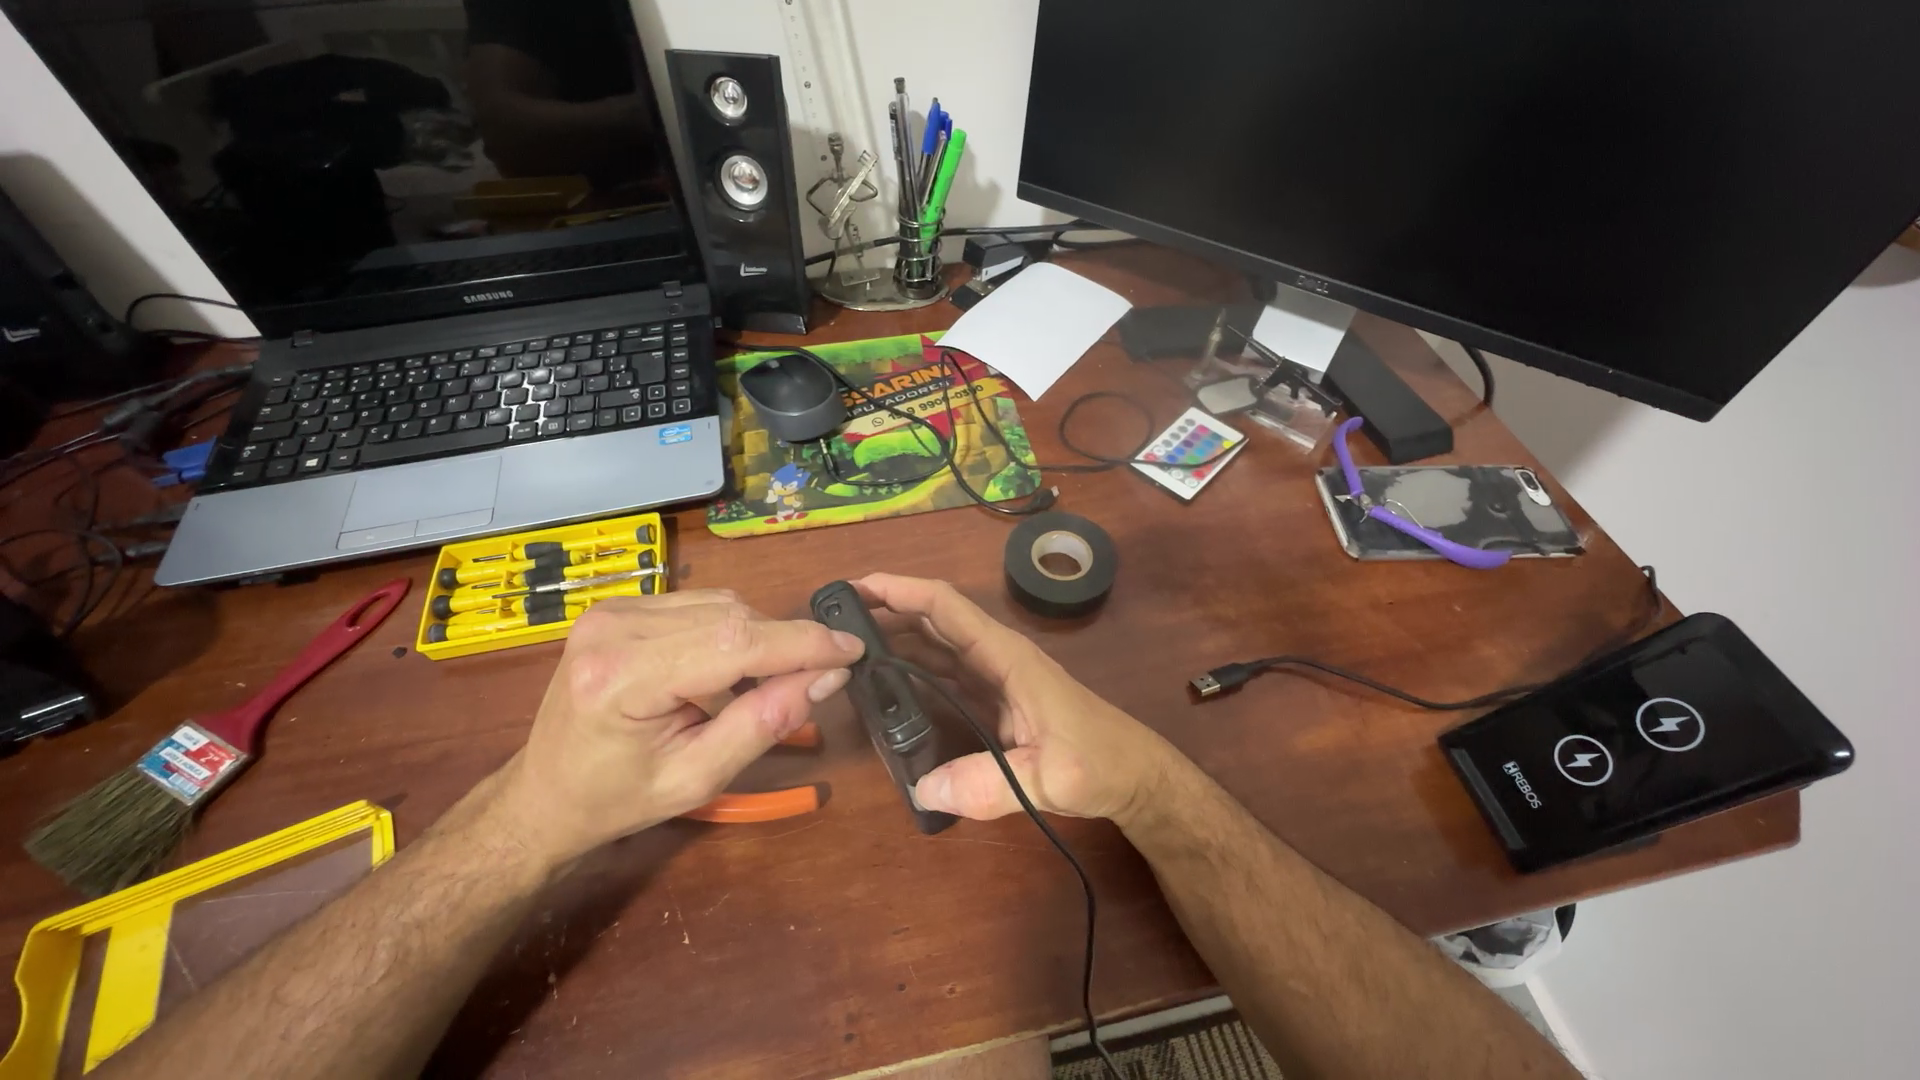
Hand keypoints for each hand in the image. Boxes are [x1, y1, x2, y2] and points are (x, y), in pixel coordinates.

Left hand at [485, 590, 863, 865]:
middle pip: (732, 616)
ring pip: (722, 604)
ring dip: (758, 637)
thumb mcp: (698, 778)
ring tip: (757, 685)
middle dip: (785, 644)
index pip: (734, 641)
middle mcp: (615, 626)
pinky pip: (701, 604)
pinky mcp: (620, 605)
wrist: (544, 793)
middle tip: (813, 682)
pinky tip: (724, 669)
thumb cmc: (617, 800)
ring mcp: (614, 609)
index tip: (852, 651)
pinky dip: (731, 631)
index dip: (802, 643)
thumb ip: (762, 723)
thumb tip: (826, 677)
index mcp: (624, 677)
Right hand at [854, 574, 1175, 824]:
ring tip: (848, 648)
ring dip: (895, 641)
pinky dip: (912, 674)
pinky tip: (885, 687)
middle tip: (834, 620)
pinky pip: (944, 677)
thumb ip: (989, 784)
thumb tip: (922, 789)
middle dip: (887, 611)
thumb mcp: (1049, 777)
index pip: (948, 609)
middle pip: (934, 621)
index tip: (857, 586)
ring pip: (935, 647)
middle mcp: (996, 659)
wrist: (1134, 775)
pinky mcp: (993, 701)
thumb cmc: (1100, 763)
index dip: (903, 591)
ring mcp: (994, 679)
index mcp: (1008, 658)